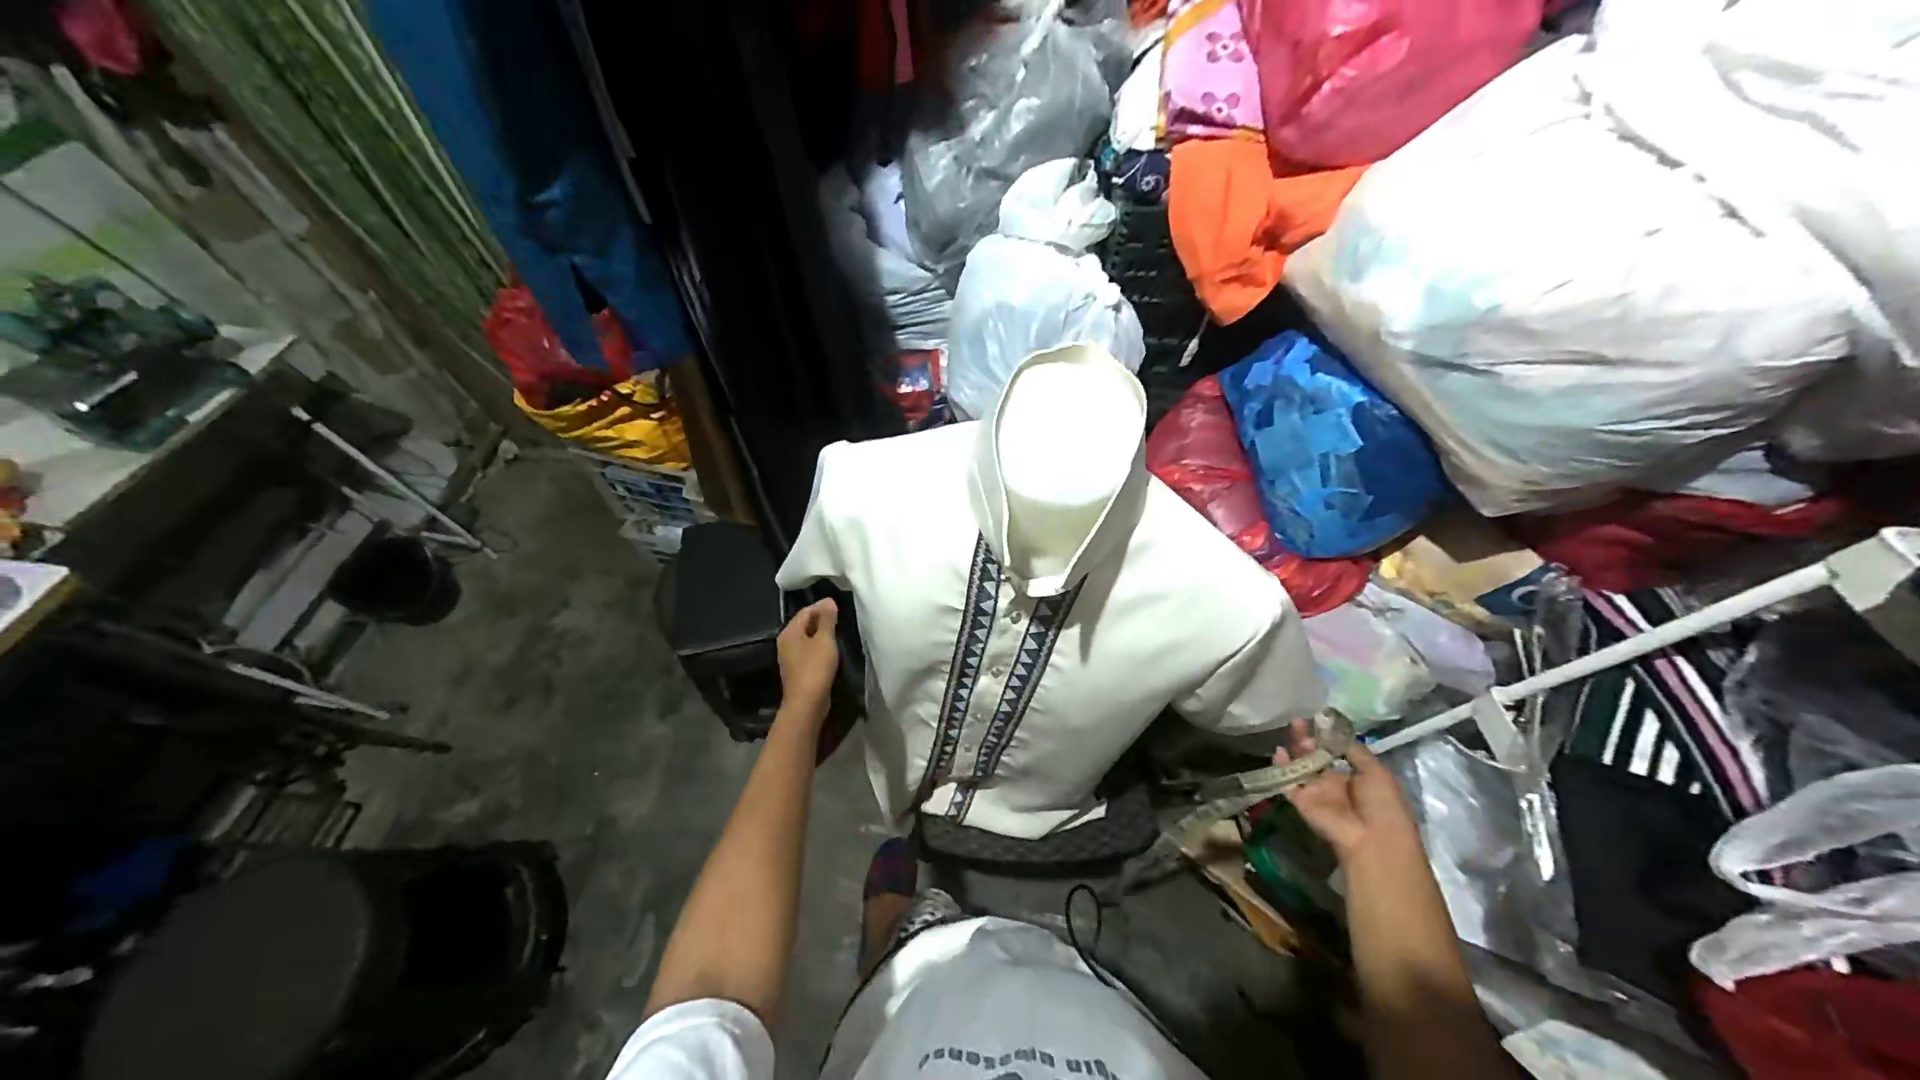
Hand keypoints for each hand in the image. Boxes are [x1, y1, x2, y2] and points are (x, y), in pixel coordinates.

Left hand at [777, 598, 839, 721]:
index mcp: (789, 632)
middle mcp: (785, 643)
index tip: (838, 606)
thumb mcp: (824, 640)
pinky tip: (830, 650)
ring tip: (838, 632)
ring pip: (806, 638)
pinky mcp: (797, 669)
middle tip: (840, 618)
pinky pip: (808, 651)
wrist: (806, 703)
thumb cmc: (815, 668)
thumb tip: (828, 600)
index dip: (821, 607)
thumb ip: (827, 620)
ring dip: (820, 634)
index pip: (805, 611)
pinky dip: (818, 646)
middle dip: (821, 619)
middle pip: (804, 624)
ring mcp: (790, 657)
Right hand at [1275, 719, 1421, 865]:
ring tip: (1295, 734)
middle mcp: (1333, 782)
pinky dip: (1281, 767)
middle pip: (1314, 755)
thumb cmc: (1382, 803)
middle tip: (1299, 723)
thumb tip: (1333, 733)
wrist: (1372, 838)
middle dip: (1307, 738)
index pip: (1334, 750)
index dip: (1324, 735)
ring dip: (1295, 749)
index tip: (1316, 720)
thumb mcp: (1376, 771)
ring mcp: (1316, 791)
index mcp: (1354, 775)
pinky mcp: (1301, 801)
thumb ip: (1353, 750)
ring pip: (1299, 765)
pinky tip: (1280, 752)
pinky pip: (1287, 781)